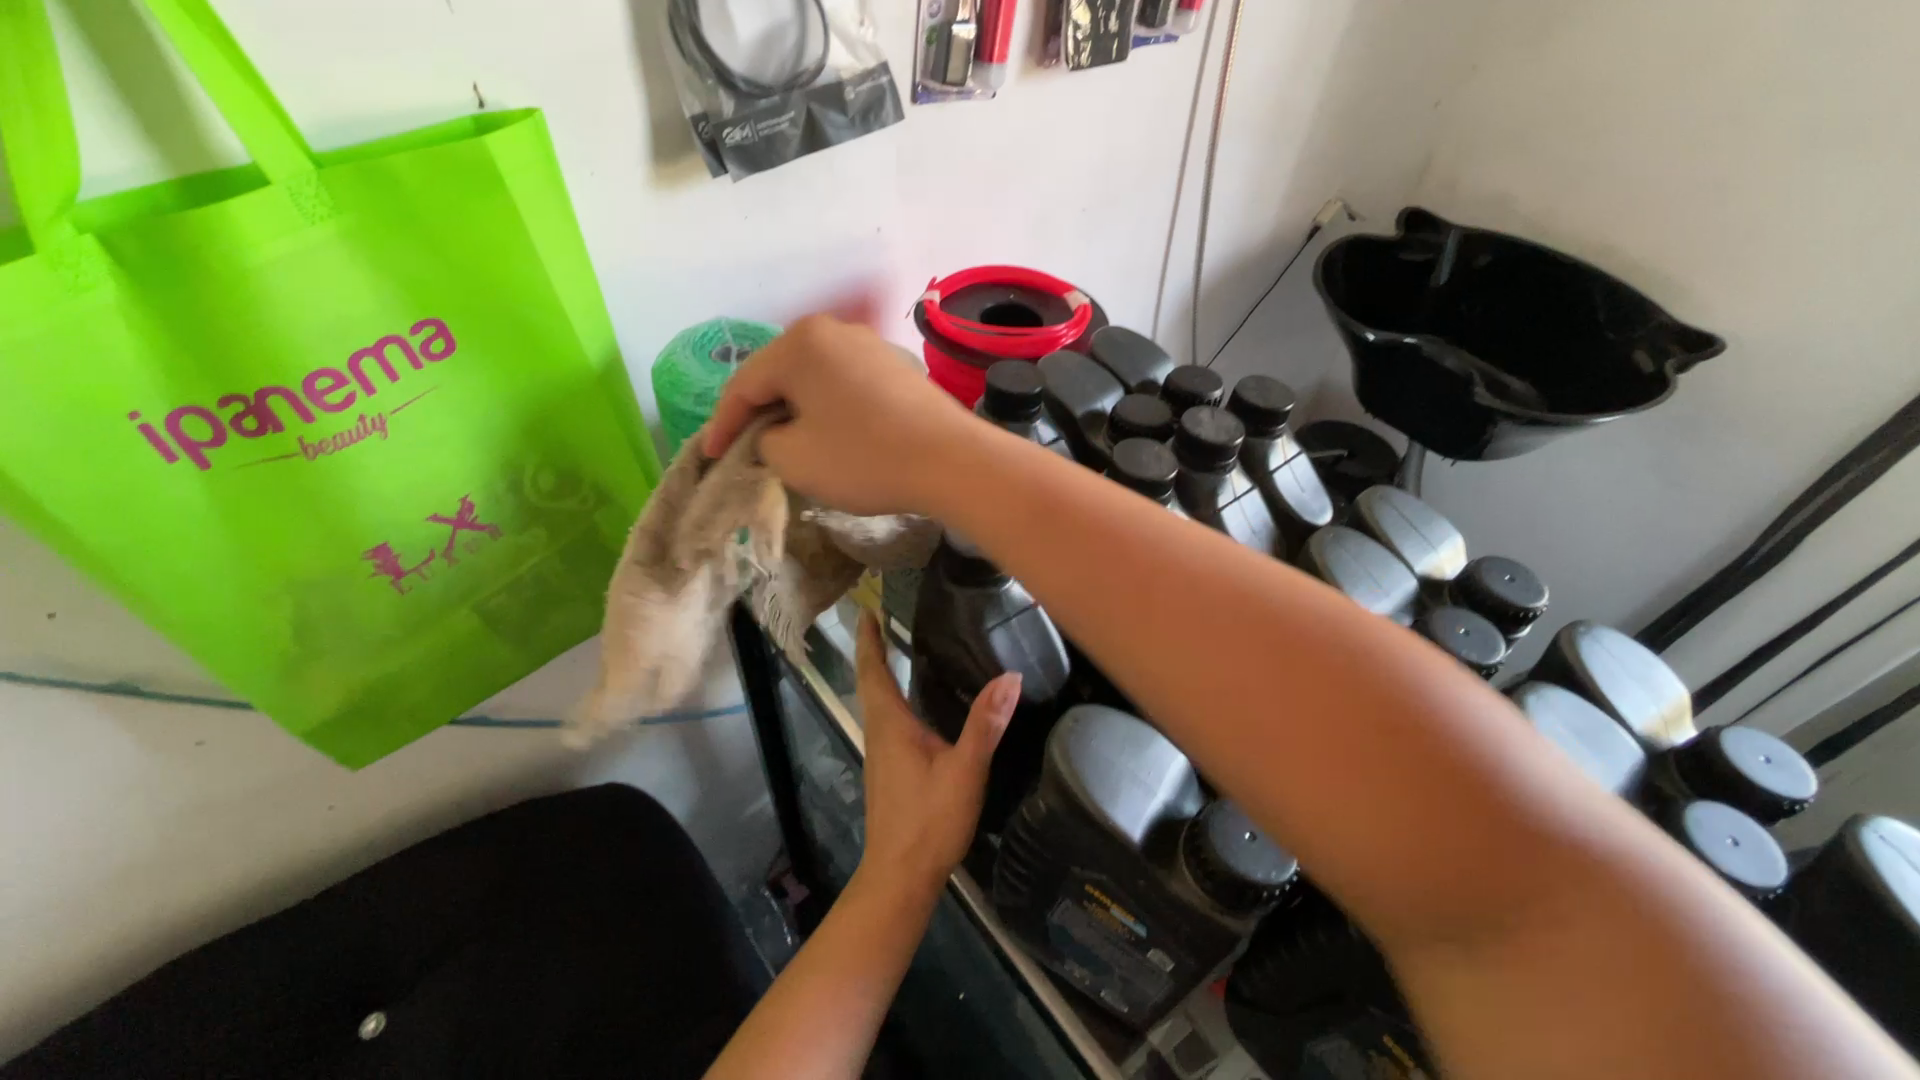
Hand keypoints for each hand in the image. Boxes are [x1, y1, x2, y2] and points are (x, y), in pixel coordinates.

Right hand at [703, 315, 986, 516]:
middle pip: (780, 374)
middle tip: (745, 448)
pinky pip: (846, 386)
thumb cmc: (864, 457)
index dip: (722, 425)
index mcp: (800, 343)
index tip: (712, 457)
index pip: (744, 385)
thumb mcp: (794, 458)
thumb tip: (776, 433)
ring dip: (796, 411)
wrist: (951, 461)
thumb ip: (764, 441)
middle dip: (760, 413)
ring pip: (814, 379)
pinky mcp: (897, 368)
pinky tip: (830, 435)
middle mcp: (834, 331)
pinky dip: (829, 409)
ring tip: (786, 444)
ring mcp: (871, 346)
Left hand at [853, 611, 1017, 895]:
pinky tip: (913, 709)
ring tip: (896, 653)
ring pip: (876, 705)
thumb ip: (985, 725)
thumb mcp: (965, 770)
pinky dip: (892, 701)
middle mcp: (878, 735)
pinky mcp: (888, 774)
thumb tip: (1010, 677)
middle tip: (881, 622)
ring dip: (880, 676)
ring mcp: (880, 756)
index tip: (866, 611)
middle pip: (870, 684)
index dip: (869, 640)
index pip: (873, 672)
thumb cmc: (929, 820)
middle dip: (873, 652)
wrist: (900, 875)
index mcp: (891, 726)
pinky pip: (886, 724)